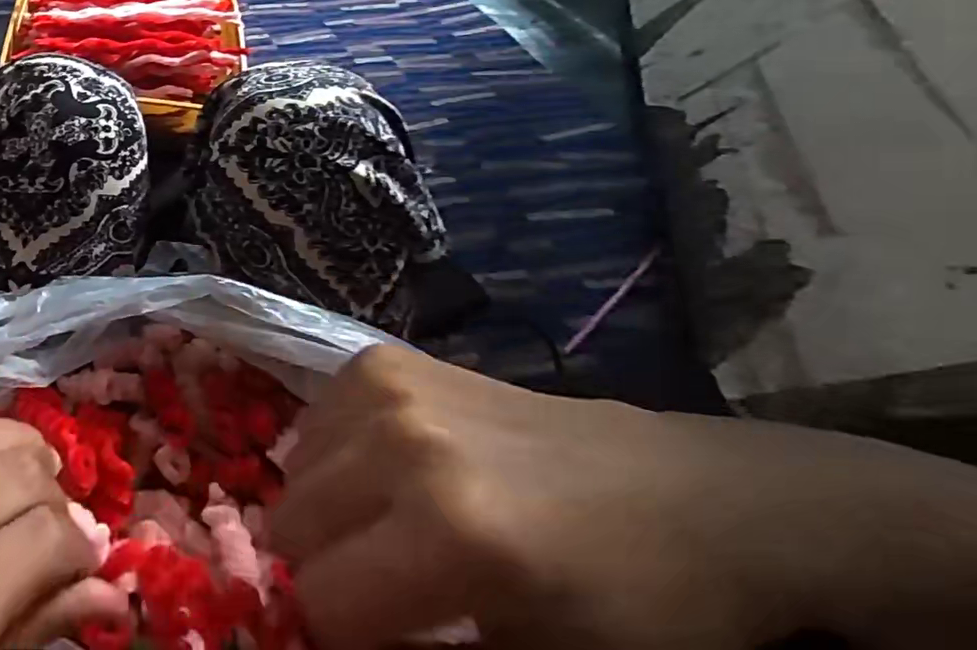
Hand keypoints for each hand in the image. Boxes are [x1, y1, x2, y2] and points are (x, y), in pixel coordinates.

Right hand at [273, 345, 976, 649]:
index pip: (325, 599)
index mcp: (453, 534)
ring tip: (383, 523)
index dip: (337, 633)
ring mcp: (386, 388)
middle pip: (293, 525)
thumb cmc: (633, 601)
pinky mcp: (379, 359)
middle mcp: (402, 444)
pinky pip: (312, 421)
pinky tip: (382, 470)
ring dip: (324, 510)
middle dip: (321, 567)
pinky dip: (330, 457)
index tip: (367, 636)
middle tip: (374, 581)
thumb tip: (327, 642)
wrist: (688, 493)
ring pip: (293, 470)